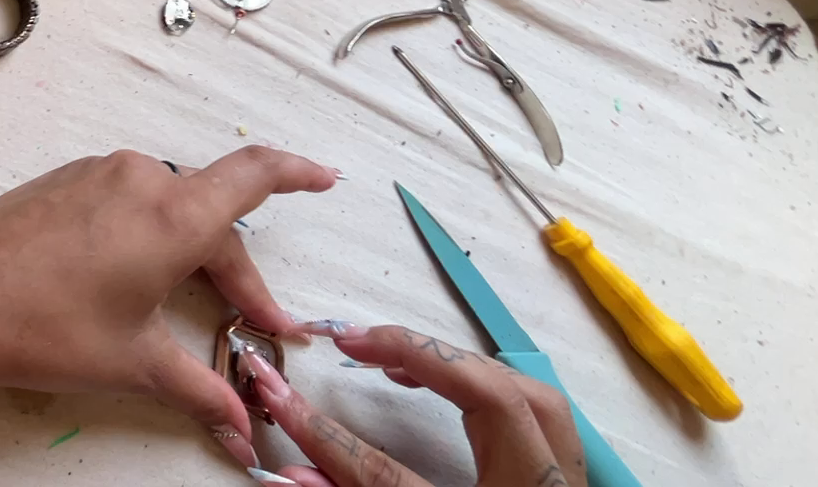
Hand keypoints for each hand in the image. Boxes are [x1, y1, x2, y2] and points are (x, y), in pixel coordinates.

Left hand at [0, 146, 338, 463]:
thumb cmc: (52, 328)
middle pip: (210, 212)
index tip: (325, 178)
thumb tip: (243, 428)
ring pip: (167, 204)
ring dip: (189, 247)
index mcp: (170, 213)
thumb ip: (201, 389)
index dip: (295, 172)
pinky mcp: (68, 178)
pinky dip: (148, 229)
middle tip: (253, 322)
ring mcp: (98, 172)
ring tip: (188, 298)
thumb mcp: (135, 360)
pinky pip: (128, 197)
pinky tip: (131, 270)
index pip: (252, 176)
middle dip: (236, 268)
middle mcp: (139, 178)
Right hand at [246, 325, 585, 486]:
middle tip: (351, 343)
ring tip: (390, 358)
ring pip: (533, 398)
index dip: (325, 434)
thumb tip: (283, 477)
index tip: (276, 390)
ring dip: (458, 364)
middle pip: (496, 401)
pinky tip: (430, 385)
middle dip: (420, 355)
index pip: (389, 481)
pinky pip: (540, 417)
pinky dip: (482, 383)